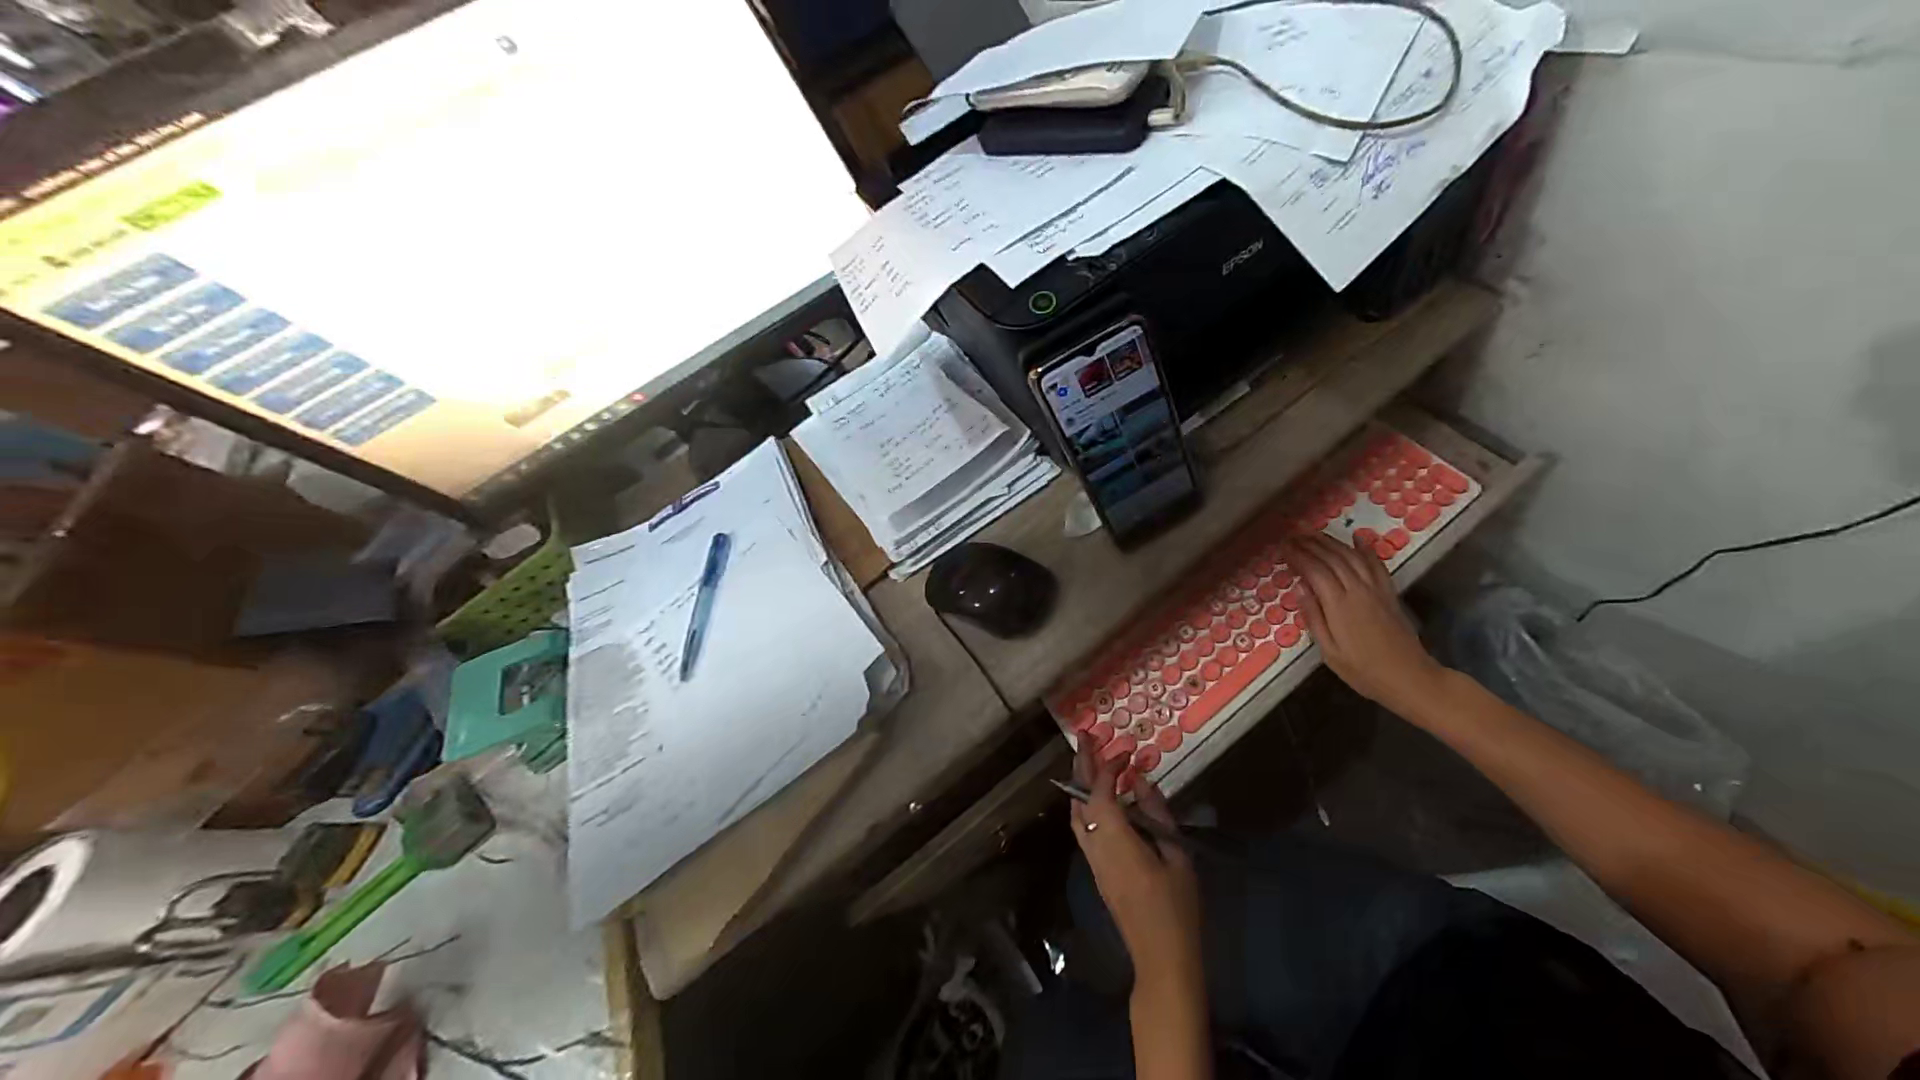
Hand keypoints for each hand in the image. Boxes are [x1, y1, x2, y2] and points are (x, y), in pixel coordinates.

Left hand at [1070, 745, 1202, 984]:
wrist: (1161, 958)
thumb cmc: (1177, 909)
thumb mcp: (1177, 858)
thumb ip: (1158, 817)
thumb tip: (1142, 783)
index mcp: (1116, 840)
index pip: (1102, 793)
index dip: (1109, 767)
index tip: (1125, 751)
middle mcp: (1095, 846)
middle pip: (1081, 798)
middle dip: (1082, 764)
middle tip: (1085, 736)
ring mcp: (1092, 860)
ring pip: (1076, 813)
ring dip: (1080, 783)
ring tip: (1088, 760)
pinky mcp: (1096, 871)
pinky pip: (1081, 828)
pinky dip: (1085, 804)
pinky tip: (1096, 798)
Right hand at [1281, 532, 1449, 714]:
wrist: (1410, 678)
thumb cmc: (1363, 671)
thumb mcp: (1329, 652)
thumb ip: (1314, 618)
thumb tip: (1300, 589)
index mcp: (1339, 605)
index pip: (1315, 571)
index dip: (1298, 556)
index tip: (1283, 547)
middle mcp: (1358, 591)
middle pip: (1333, 558)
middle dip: (1311, 544)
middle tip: (1293, 535)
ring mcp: (1377, 590)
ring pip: (1352, 557)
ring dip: (1332, 542)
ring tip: (1314, 533)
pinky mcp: (1390, 594)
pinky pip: (1377, 565)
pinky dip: (1366, 549)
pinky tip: (1357, 538)